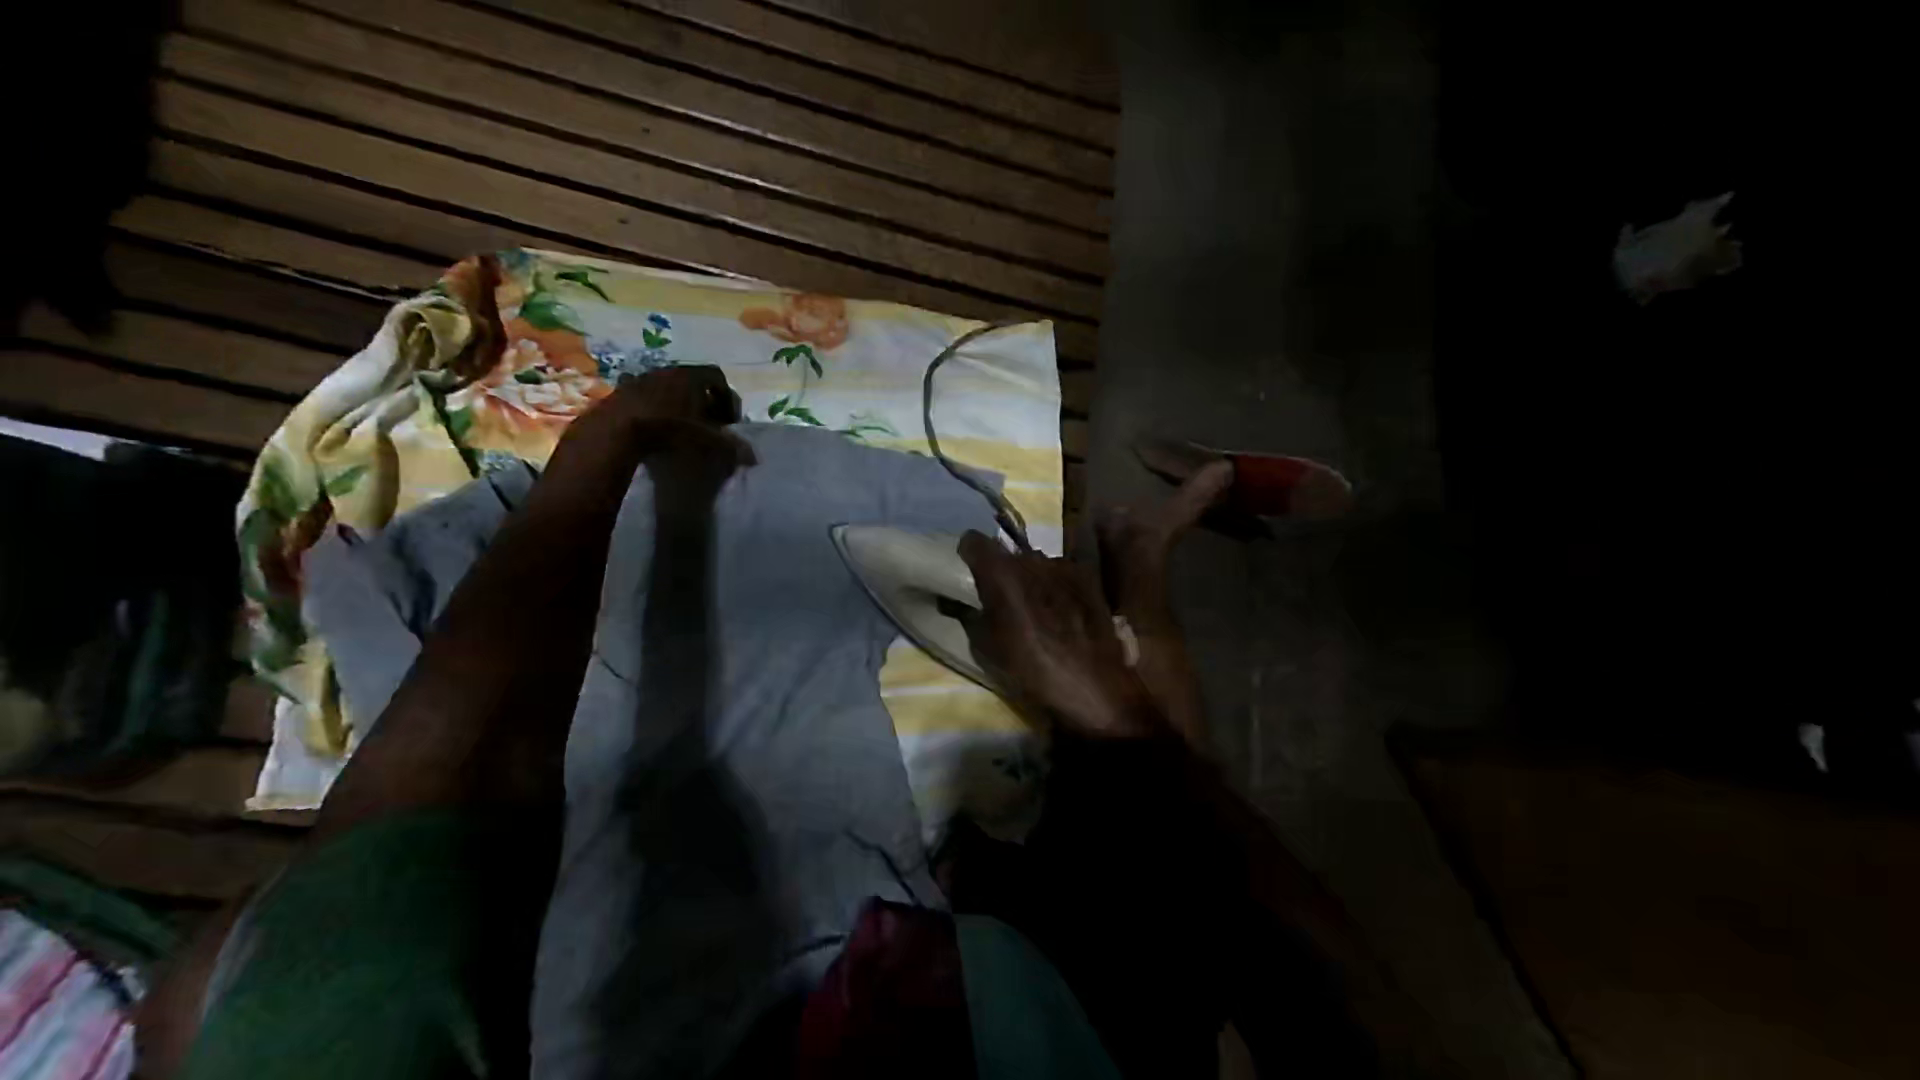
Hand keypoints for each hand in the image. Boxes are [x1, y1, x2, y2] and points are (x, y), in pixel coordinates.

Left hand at [561, 364, 739, 450]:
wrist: (617, 430)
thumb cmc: (670, 429)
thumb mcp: (706, 440)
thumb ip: (730, 446)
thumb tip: (752, 456)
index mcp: (691, 376)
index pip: (718, 377)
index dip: (727, 399)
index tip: (728, 422)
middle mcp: (668, 370)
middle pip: (693, 382)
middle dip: (704, 401)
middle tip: (707, 425)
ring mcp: (642, 377)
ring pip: (668, 388)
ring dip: (678, 404)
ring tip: (681, 428)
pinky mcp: (622, 391)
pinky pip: (647, 396)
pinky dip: (656, 408)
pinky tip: (655, 428)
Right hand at [955, 531, 1164, 738]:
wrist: (1094, 687)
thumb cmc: (1032, 671)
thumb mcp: (988, 649)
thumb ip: (973, 616)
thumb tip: (965, 602)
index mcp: (1001, 574)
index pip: (973, 540)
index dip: (969, 554)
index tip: (970, 572)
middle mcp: (1031, 560)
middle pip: (1008, 553)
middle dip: (1002, 571)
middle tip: (1002, 598)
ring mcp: (1063, 566)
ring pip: (1036, 562)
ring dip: (1031, 578)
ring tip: (1035, 608)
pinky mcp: (1088, 578)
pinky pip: (1060, 573)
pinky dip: (1055, 586)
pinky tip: (1062, 613)